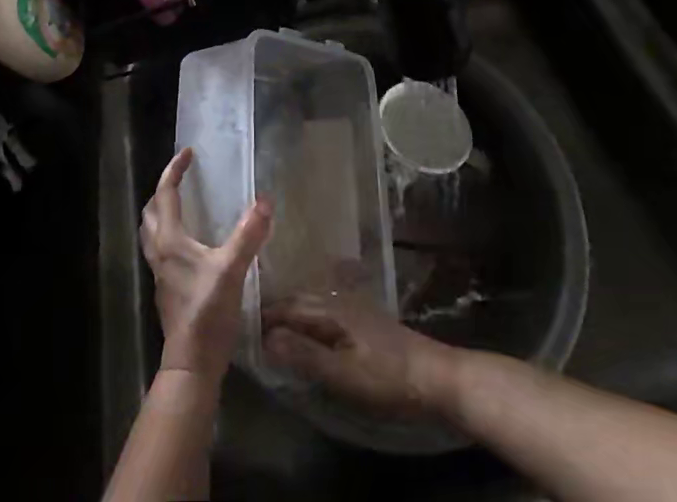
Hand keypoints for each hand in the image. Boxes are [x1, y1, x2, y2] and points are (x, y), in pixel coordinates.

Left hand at [140, 148, 272, 381]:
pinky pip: (161, 248)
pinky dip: (169, 232)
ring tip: (183, 203)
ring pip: (152, 231)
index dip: (174, 171)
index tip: (188, 153)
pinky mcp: (167, 287)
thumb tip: (265, 201)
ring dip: (162, 211)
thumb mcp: (232, 270)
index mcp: (169, 242)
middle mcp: (159, 253)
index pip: (165, 195)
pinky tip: (191, 243)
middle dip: (163, 190)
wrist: (192, 362)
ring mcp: (160, 272)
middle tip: (182, 177)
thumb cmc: (207, 313)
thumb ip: (248, 235)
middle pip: (151, 212)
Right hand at [262, 294, 461, 420]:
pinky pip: (326, 312)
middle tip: (251, 330)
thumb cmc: (386, 376)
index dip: (264, 317)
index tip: (240, 326)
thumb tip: (266, 336)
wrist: (435, 377)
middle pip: (299, 301)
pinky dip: (309, 320)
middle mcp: (340, 300)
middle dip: (275, 312)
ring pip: (313, 305)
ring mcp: (354, 308)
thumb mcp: (341, 372)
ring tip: (272, 332)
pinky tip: (308, 333)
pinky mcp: (364, 321)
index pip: (287, 307)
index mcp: (331, 309)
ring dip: (291, 315)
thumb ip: (304, 354)